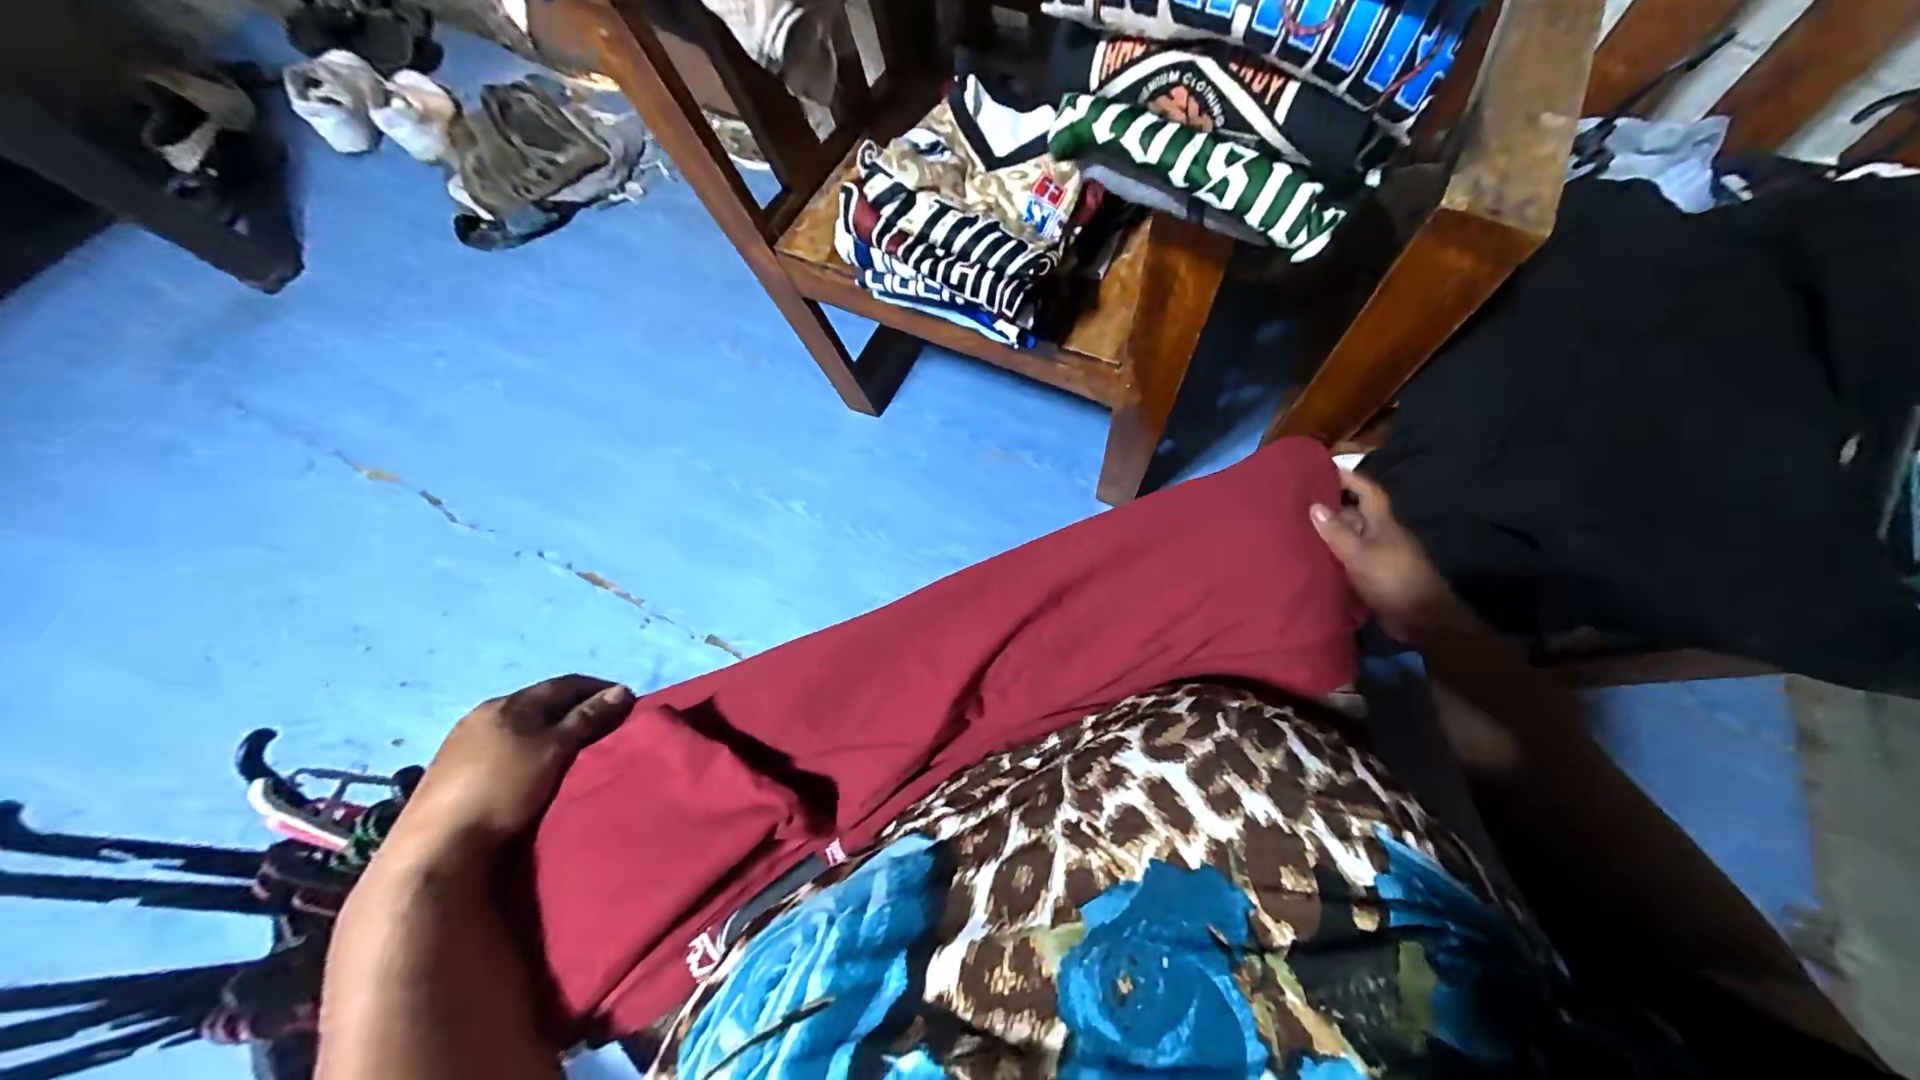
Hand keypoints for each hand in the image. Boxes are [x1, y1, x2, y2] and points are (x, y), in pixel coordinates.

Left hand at [383, 675, 632, 867]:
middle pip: (542, 702)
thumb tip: (622, 691)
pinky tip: (540, 766)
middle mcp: (484, 714)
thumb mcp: (554, 749)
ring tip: (579, 749)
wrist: (437, 847)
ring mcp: (465, 742)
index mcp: (509, 703)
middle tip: (607, 726)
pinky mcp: (454, 770)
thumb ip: (588, 718)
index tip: (626, 703)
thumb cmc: (504, 788)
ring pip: (523, 725)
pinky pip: (506, 745)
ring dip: (554, 730)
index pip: (565, 684)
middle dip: (577, 709)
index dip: (599, 689)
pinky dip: (532, 748)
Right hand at [1309, 468, 1458, 640]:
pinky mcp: (1370, 575)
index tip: (1325, 467)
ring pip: (1348, 536)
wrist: (1421, 619)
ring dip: (1327, 532)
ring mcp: (1376, 555)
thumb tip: (1314, 506)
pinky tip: (1310, 556)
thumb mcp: (1360, 554)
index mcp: (1382, 523)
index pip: (1367, 491)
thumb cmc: (1392, 580)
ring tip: (1295, 527)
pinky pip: (1346, 557)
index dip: (1350, 477)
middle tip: (1298, 501)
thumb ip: (1336, 531)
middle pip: (1354, 513)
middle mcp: (1379, 535)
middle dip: (1329, 505)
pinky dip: (1330, 554)